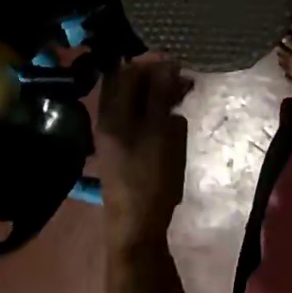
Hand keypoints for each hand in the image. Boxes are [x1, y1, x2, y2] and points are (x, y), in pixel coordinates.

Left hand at [97, 59, 190, 248]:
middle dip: (155, 77)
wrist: (136, 230)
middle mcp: (108, 120)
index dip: (150, 62)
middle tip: (183, 79)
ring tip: (183, 95)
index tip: (176, 62)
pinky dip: (155, 112)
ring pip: (135, 102)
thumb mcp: (159, 132)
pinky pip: (138, 119)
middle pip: (128, 86)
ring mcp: (115, 136)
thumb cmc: (149, 178)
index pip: (125, 71)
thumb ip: (159, 94)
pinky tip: (174, 118)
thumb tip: (165, 62)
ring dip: (157, 94)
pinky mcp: (125, 151)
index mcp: (111, 113)